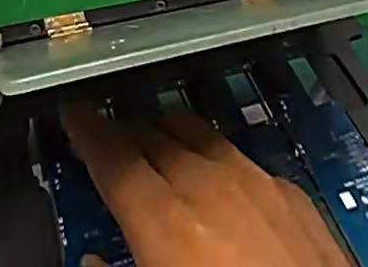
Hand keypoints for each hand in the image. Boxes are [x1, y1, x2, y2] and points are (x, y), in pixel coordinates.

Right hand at [62, 105, 351, 266]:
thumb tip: (92, 264)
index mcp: (170, 227)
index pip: (116, 159)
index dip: (89, 131)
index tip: (74, 115)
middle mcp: (213, 189)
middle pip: (154, 136)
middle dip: (124, 132)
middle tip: (105, 138)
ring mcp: (258, 184)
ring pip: (198, 134)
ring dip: (167, 134)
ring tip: (151, 142)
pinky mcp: (293, 195)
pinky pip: (239, 155)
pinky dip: (212, 154)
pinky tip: (213, 174)